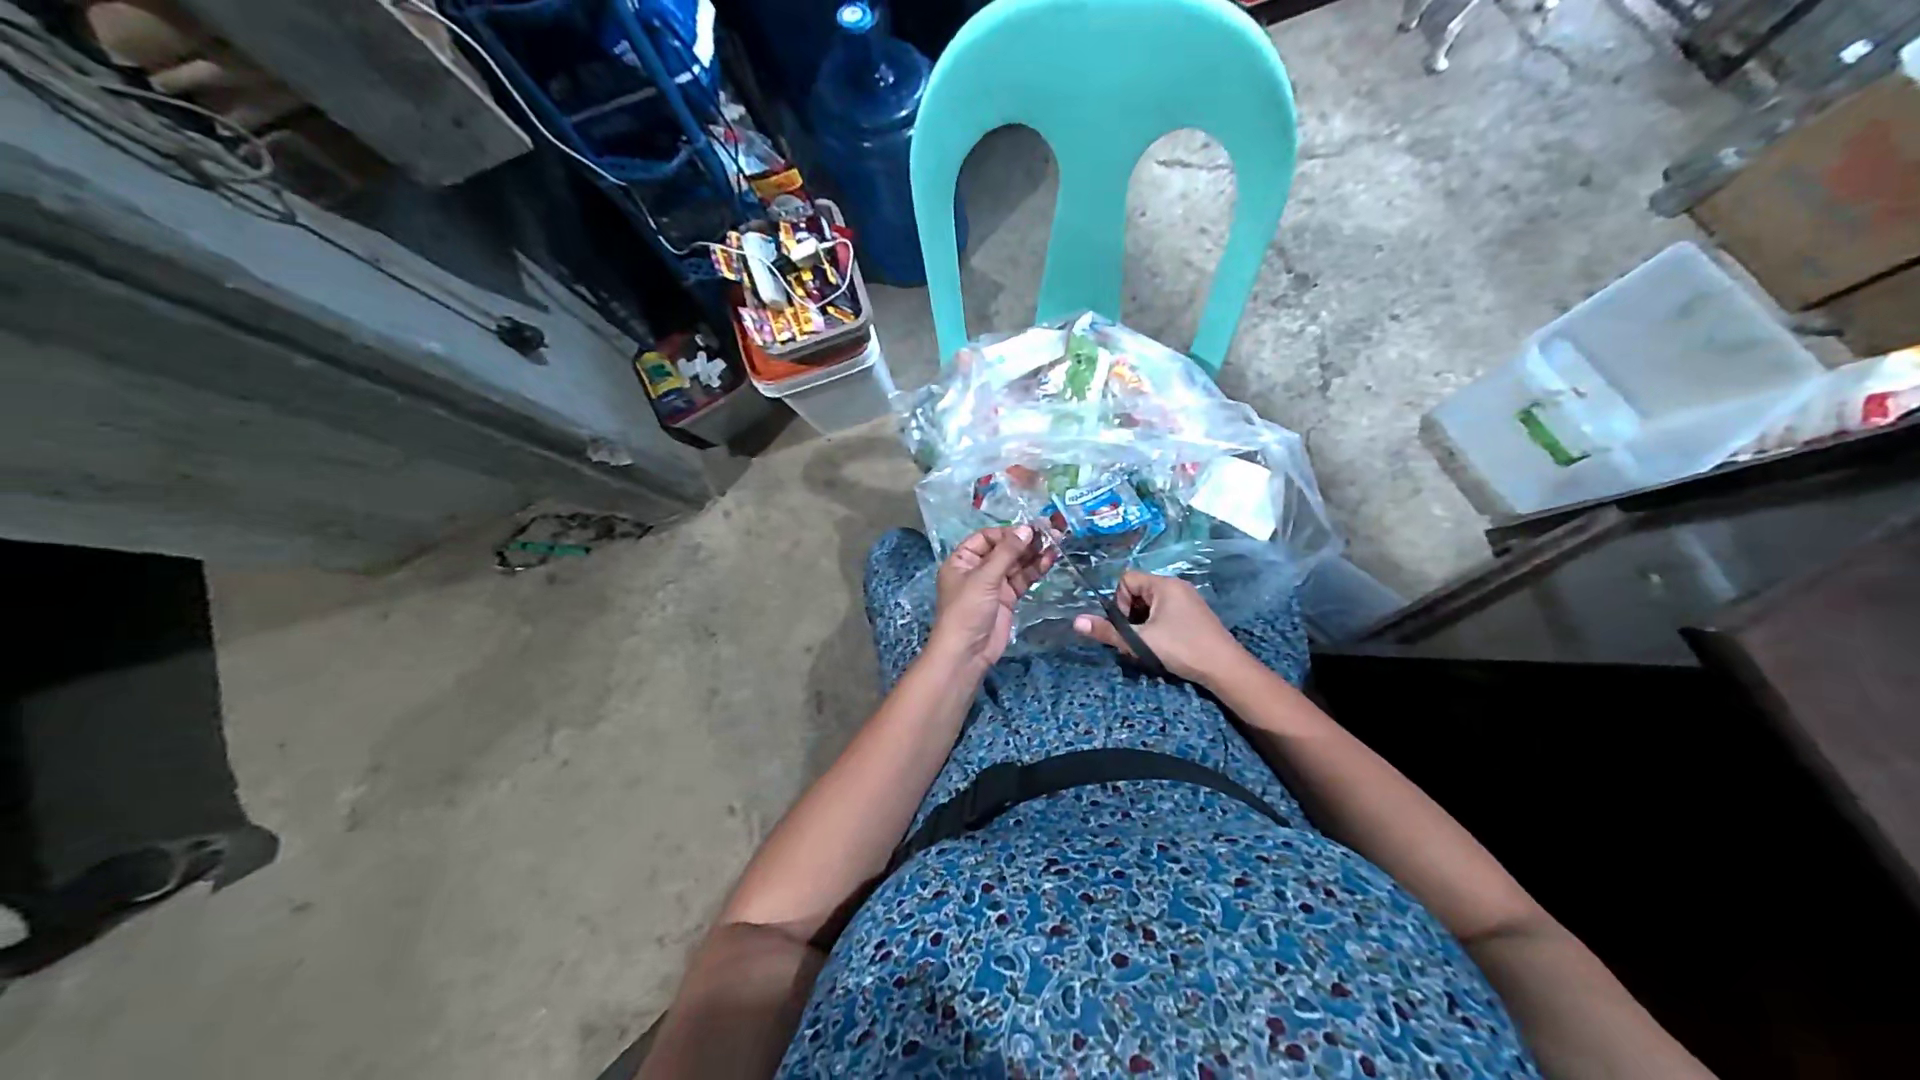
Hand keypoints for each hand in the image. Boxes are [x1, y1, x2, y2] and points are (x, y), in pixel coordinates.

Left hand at [928, 525, 1055, 671]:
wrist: (968, 652)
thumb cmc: (968, 609)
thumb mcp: (984, 577)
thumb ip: (1007, 552)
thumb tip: (1026, 529)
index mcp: (962, 560)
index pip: (986, 538)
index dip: (1008, 533)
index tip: (1030, 529)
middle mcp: (977, 569)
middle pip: (1003, 550)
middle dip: (1025, 542)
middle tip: (1051, 533)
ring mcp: (993, 585)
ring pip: (1015, 564)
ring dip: (1034, 555)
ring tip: (1057, 544)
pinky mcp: (1006, 599)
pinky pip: (1022, 579)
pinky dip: (1035, 570)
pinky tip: (1050, 560)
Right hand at [1072, 570, 1257, 685]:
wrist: (1225, 668)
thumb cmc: (1182, 648)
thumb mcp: (1140, 642)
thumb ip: (1108, 631)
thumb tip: (1076, 621)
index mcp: (1164, 585)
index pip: (1127, 579)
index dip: (1120, 601)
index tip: (1127, 624)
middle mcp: (1176, 586)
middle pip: (1138, 591)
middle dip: (1131, 614)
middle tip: (1135, 638)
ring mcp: (1188, 600)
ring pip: (1152, 604)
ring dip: (1143, 623)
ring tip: (1148, 645)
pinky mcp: (1195, 615)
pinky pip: (1166, 612)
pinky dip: (1158, 626)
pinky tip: (1164, 646)